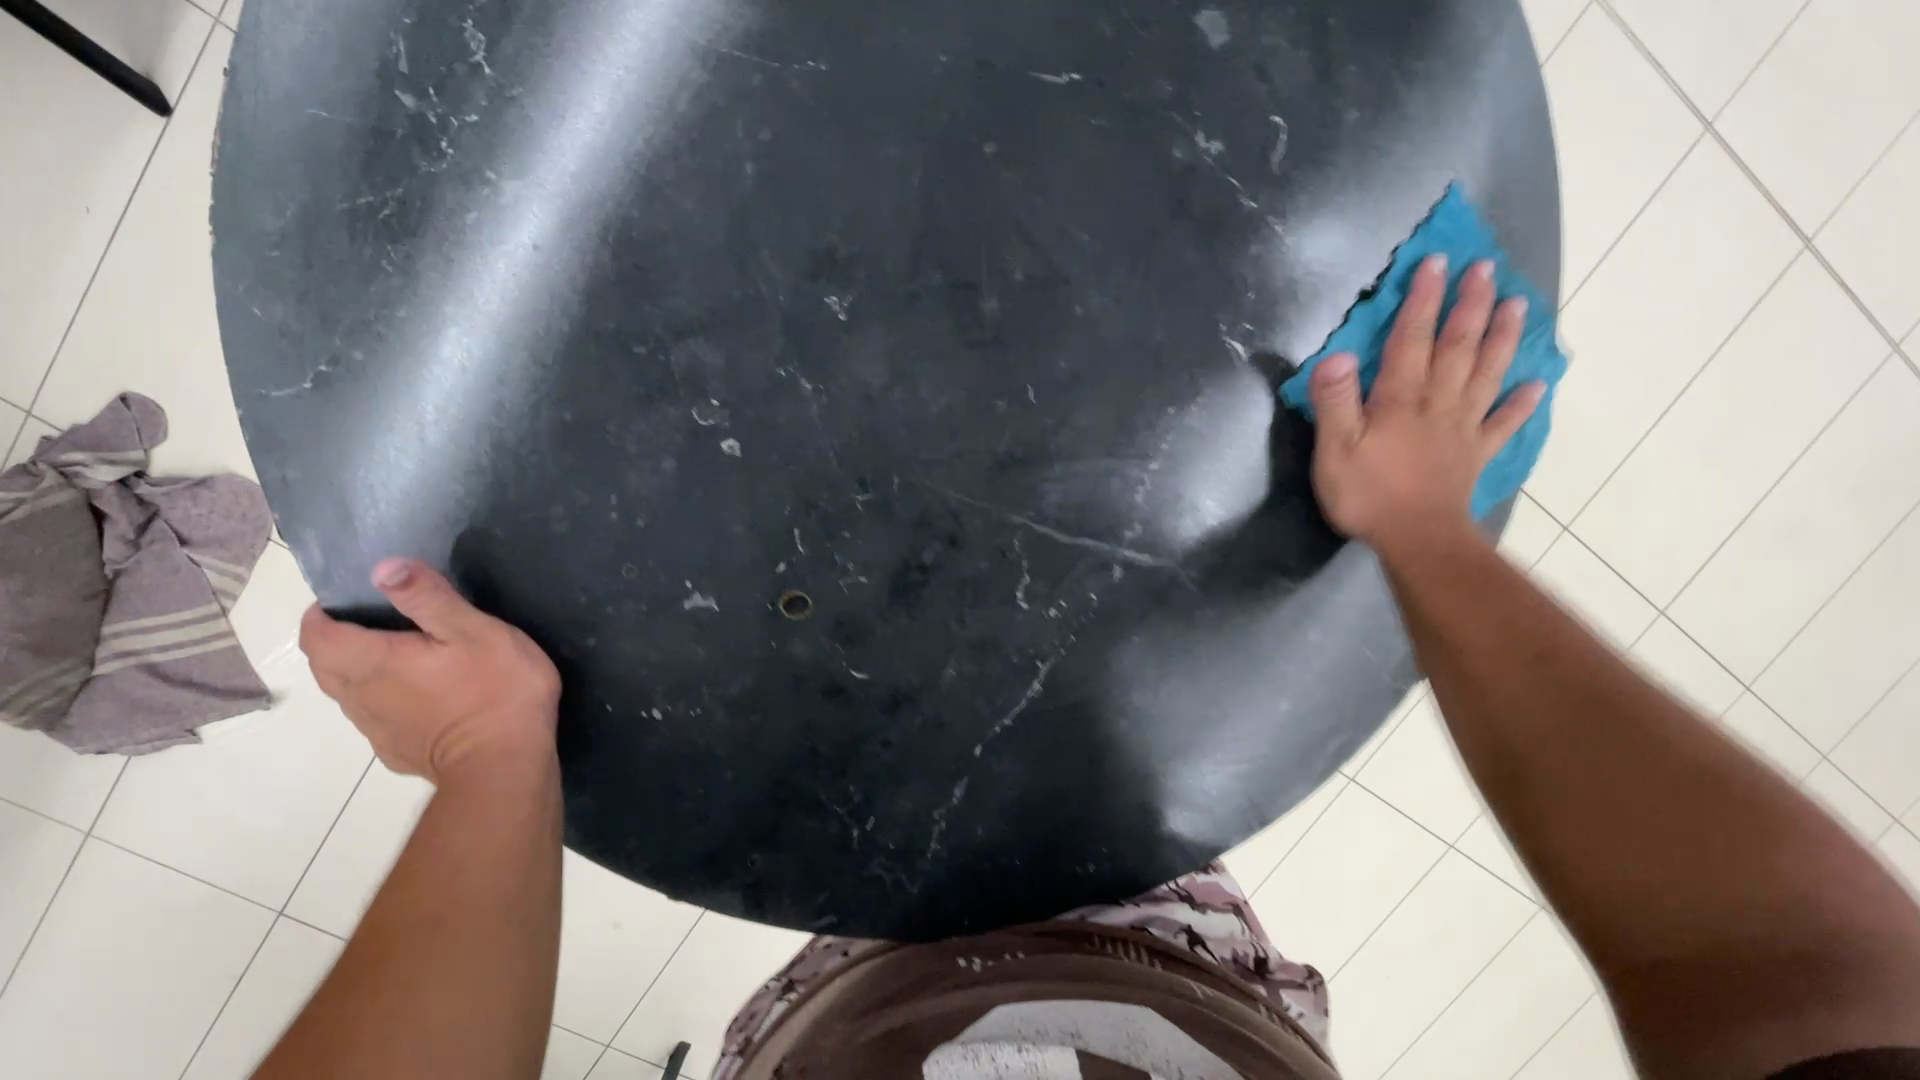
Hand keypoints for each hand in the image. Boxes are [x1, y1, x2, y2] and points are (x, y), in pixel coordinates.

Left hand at [300, 558, 560, 784]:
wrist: (504, 765)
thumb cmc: (494, 690)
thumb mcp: (474, 631)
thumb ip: (429, 598)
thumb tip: (383, 567)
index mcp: (370, 661)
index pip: (316, 634)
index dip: (323, 614)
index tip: (350, 599)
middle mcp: (360, 696)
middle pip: (324, 665)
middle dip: (337, 641)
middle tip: (379, 624)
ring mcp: (377, 729)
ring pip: (349, 694)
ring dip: (361, 673)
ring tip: (404, 659)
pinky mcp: (398, 751)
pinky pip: (377, 719)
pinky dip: (387, 702)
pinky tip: (425, 700)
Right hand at [1308, 254, 1545, 549]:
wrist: (1418, 540)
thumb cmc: (1368, 494)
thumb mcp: (1335, 449)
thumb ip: (1335, 401)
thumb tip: (1337, 355)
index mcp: (1400, 398)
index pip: (1412, 338)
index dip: (1423, 299)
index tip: (1437, 262)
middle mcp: (1438, 402)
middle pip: (1458, 345)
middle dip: (1470, 304)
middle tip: (1485, 268)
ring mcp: (1463, 428)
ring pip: (1487, 373)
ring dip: (1503, 337)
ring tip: (1517, 304)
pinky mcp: (1476, 454)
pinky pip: (1504, 423)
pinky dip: (1522, 403)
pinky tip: (1539, 384)